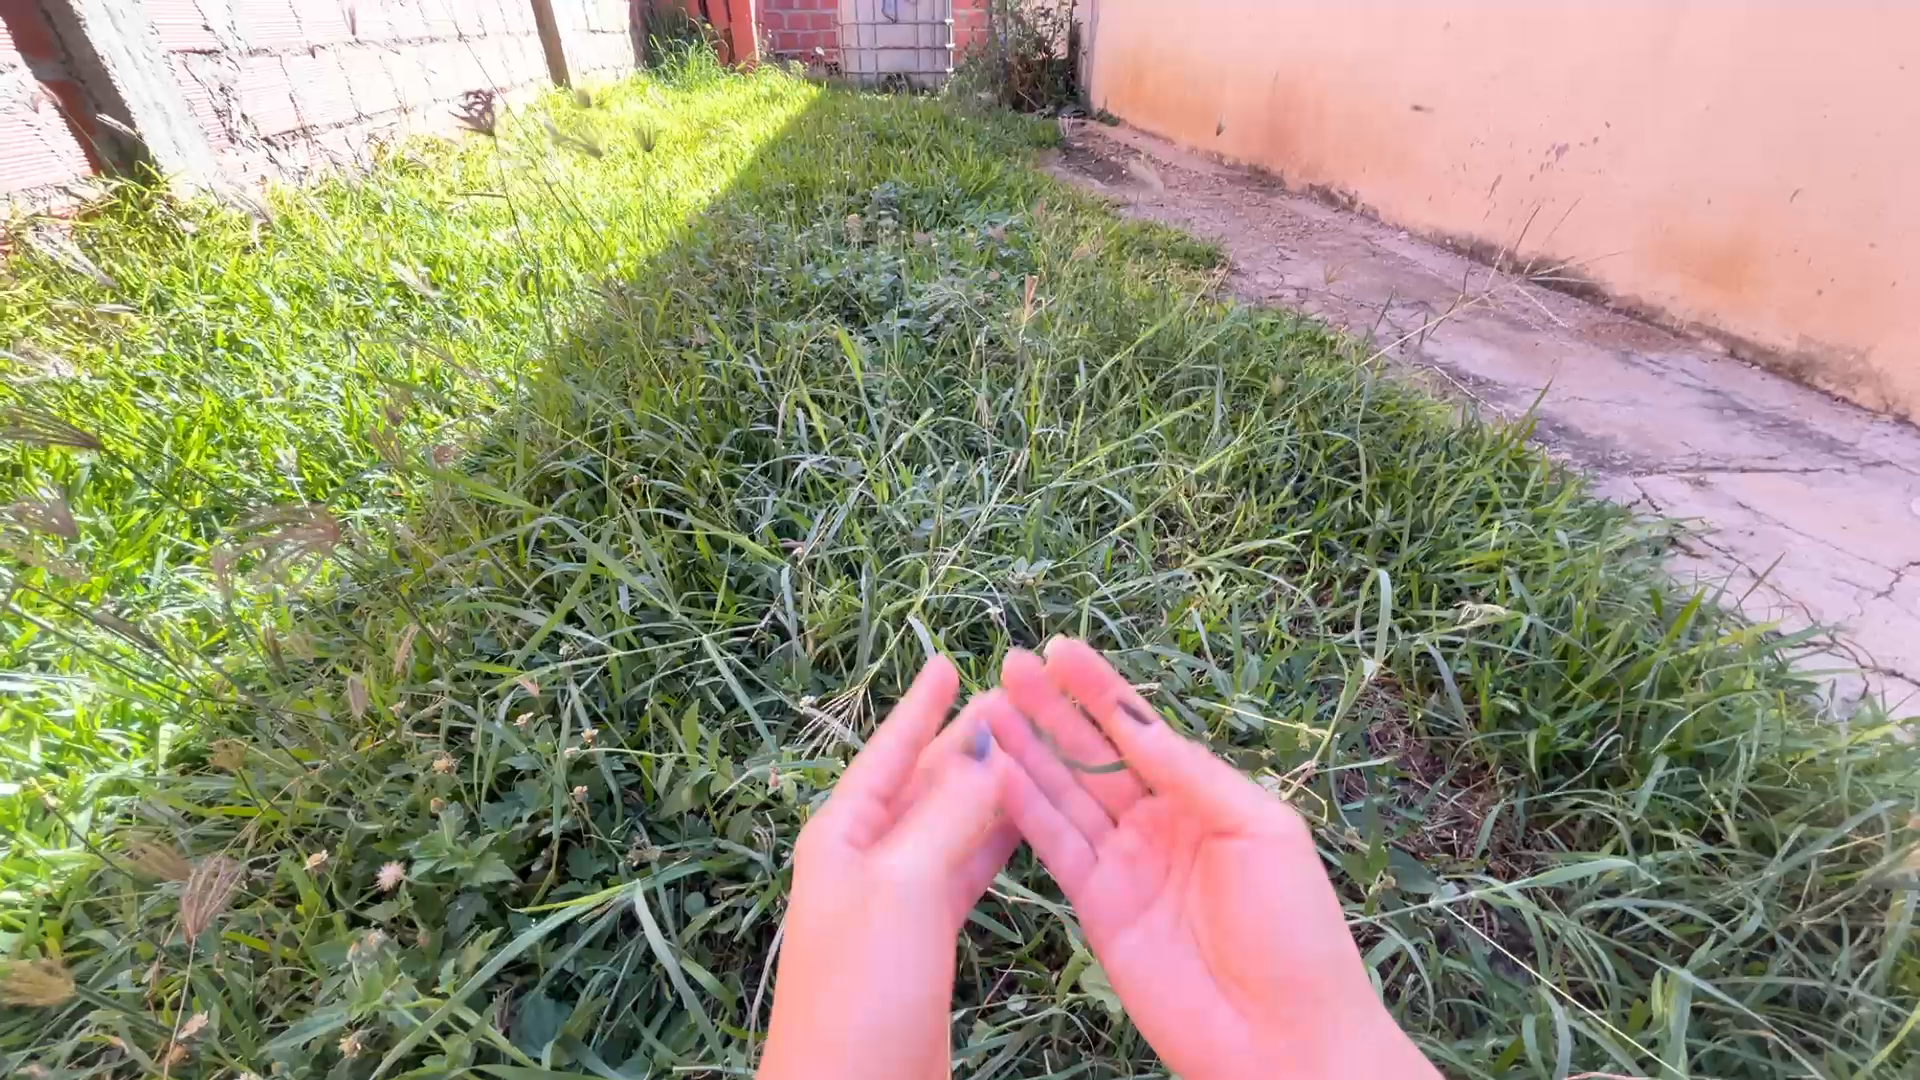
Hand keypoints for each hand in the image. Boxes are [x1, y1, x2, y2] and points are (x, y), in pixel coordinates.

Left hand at [759, 657, 1017, 1079]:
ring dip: (984, 788)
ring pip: (949, 824)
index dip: (919, 707)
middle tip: (1005, 699)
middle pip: (923, 782)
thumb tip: (988, 755)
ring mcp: (898, 897)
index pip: (889, 751)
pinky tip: (1023, 820)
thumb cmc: (865, 987)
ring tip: (1025, 748)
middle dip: (961, 741)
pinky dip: (992, 841)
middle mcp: (867, 856)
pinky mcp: (927, 936)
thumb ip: (948, 815)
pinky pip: (964, 868)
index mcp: (844, 833)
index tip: (946, 663)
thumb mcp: (904, 885)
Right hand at [993, 639, 1439, 1079]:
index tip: (1060, 650)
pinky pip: (1053, 846)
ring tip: (991, 709)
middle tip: (1011, 667)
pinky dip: (1023, 809)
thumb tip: (1133, 719)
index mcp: (1196, 794)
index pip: (1137, 727)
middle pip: (1090, 752)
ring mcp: (1120, 860)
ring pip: (1062, 792)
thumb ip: (1189, 772)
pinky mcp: (1095, 903)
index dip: (1098, 688)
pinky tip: (997, 773)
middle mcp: (1151, 818)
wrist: (1288, 1043)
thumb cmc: (1294, 928)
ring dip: (1027, 750)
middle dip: (1051, 708)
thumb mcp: (1257, 827)